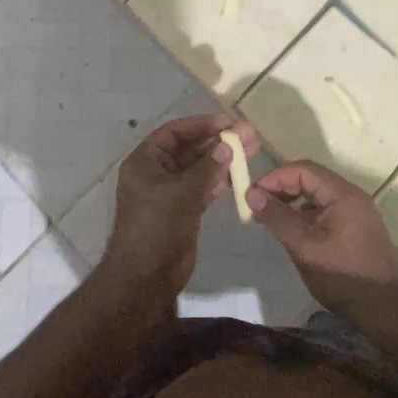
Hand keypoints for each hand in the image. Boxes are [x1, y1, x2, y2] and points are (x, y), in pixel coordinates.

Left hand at [99, 113, 260, 299]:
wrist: (147, 275)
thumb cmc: (157, 226)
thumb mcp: (182, 193)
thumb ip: (206, 168)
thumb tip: (227, 144)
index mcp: (145, 161)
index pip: (173, 133)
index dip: (199, 125)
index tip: (227, 122)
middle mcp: (156, 172)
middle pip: (189, 149)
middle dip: (216, 142)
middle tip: (248, 136)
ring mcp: (170, 192)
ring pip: (198, 169)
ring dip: (222, 161)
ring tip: (252, 151)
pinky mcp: (183, 210)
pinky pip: (202, 188)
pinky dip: (218, 181)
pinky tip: (239, 175)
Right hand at [250, 160, 397, 315]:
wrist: (385, 311)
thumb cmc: (343, 277)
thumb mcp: (305, 248)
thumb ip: (278, 218)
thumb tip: (252, 194)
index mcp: (343, 195)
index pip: (303, 170)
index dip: (275, 178)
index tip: (252, 195)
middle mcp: (352, 196)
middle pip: (311, 178)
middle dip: (281, 187)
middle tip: (258, 204)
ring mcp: (356, 212)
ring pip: (317, 194)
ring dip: (292, 200)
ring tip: (270, 217)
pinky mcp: (355, 227)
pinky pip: (324, 209)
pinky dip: (304, 213)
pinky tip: (291, 230)